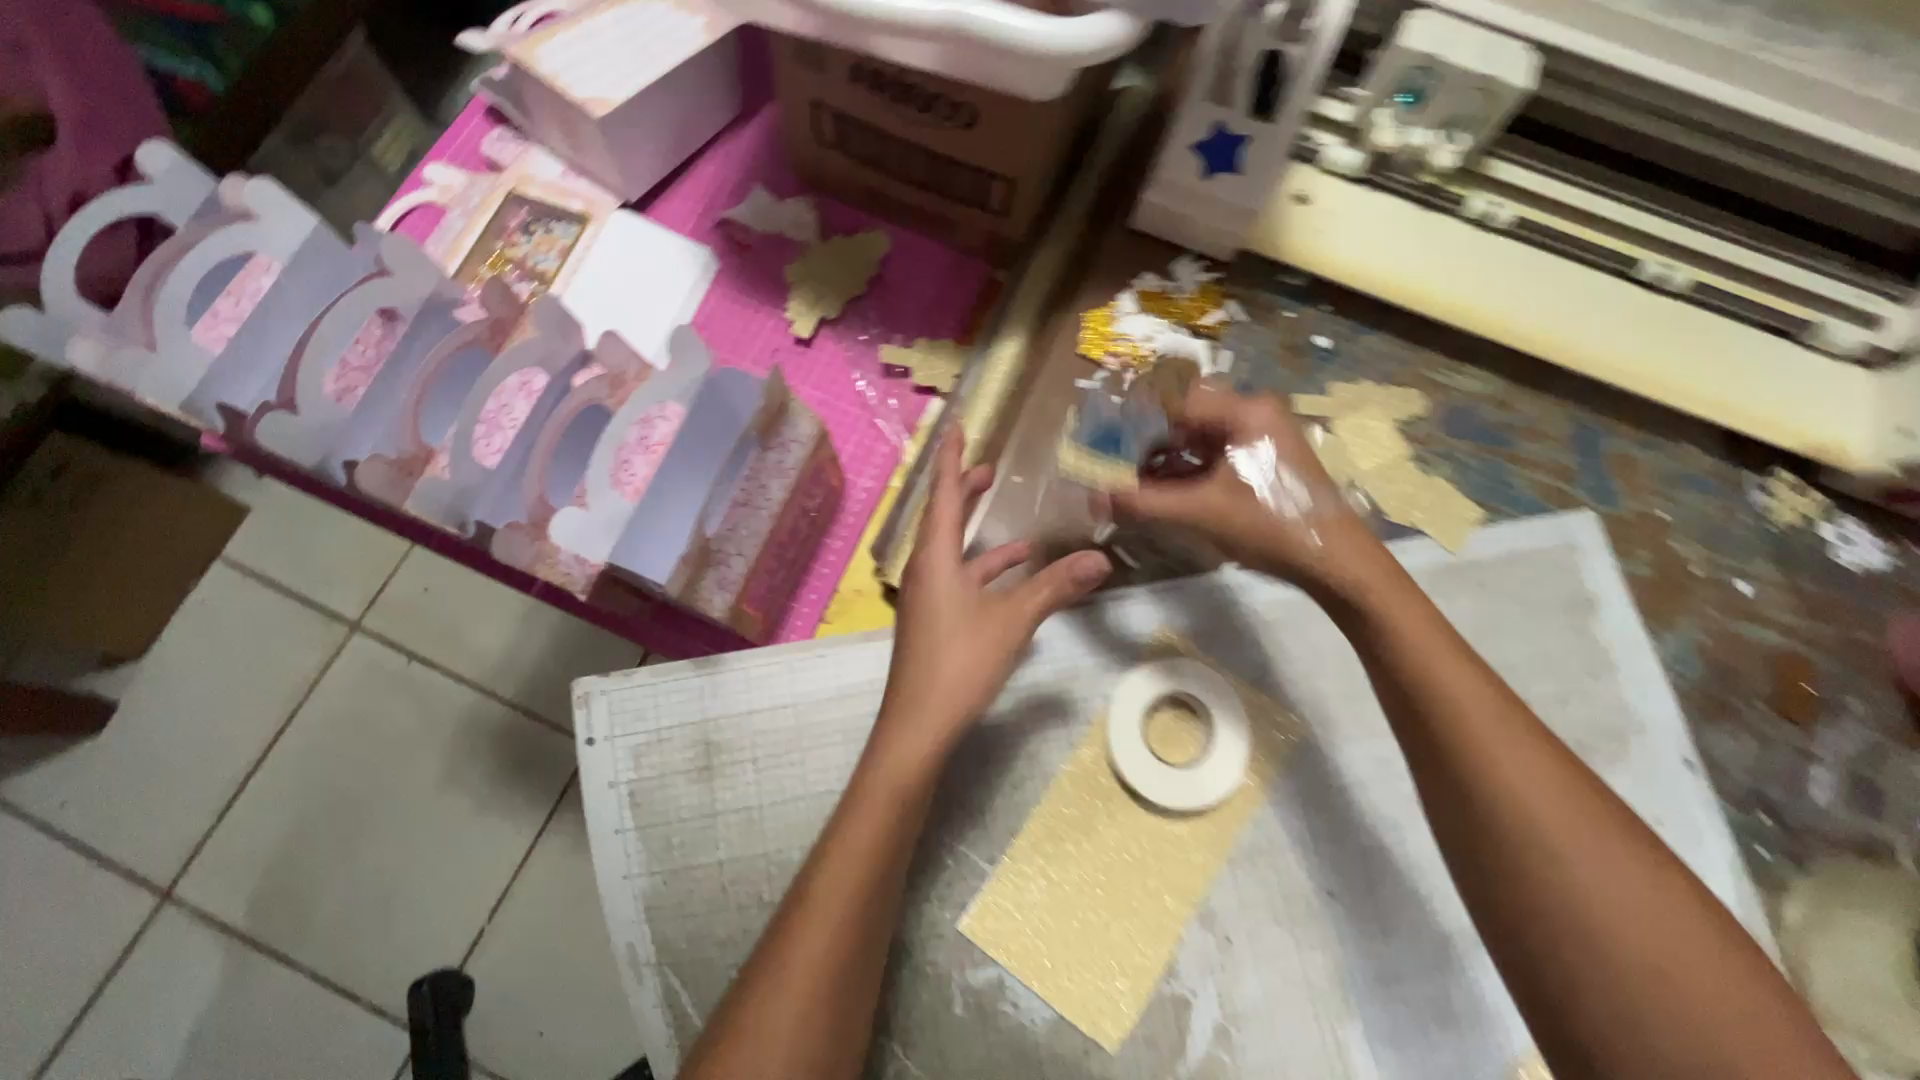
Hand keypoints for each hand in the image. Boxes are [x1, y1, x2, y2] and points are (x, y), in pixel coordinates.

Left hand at [876, 429, 1111, 760]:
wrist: (918, 724)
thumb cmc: (959, 663)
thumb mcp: (1013, 621)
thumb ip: (1054, 587)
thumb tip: (1100, 559)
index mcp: (935, 559)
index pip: (944, 495)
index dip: (952, 460)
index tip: (958, 427)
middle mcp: (926, 571)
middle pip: (945, 521)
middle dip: (966, 494)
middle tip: (989, 470)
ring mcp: (927, 599)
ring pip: (955, 556)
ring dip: (983, 542)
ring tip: (1020, 533)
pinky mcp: (933, 623)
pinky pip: (960, 583)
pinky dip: (986, 576)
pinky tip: (1014, 583)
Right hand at [1114, 381, 1383, 592]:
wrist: (1335, 561)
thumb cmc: (1270, 527)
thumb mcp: (1199, 513)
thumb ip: (1142, 503)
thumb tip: (1094, 500)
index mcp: (1245, 410)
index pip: (1175, 400)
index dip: (1137, 424)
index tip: (1108, 449)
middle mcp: (1255, 411)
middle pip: (1186, 416)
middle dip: (1150, 443)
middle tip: (1120, 470)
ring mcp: (1263, 435)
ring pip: (1200, 436)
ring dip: (1168, 460)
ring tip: (1139, 487)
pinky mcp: (1266, 458)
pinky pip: (1216, 453)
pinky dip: (1190, 470)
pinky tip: (1168, 495)